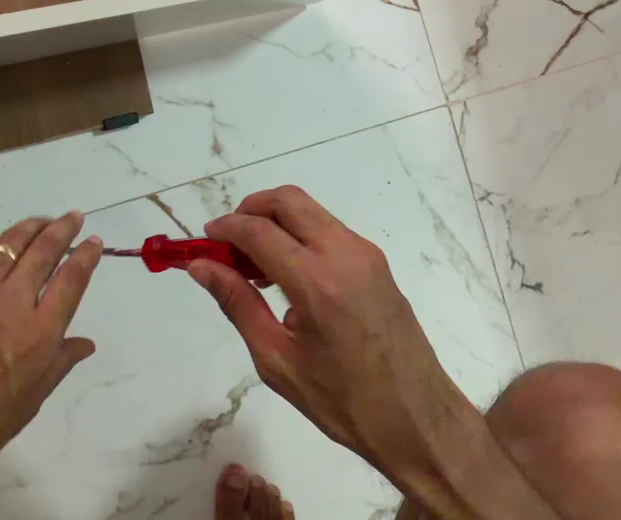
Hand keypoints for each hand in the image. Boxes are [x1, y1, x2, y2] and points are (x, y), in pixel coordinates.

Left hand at [0, 212, 104, 519]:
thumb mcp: (29, 402)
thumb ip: (59, 363)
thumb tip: (83, 343)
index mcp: (38, 335)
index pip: (72, 279)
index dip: (87, 255)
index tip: (95, 241)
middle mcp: (11, 304)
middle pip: (43, 250)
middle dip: (63, 229)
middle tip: (74, 217)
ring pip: (9, 244)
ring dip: (31, 227)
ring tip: (43, 221)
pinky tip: (0, 242)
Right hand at [189, 188, 555, 519]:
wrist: (419, 420)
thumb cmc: (343, 402)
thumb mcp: (278, 360)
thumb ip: (238, 304)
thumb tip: (202, 266)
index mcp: (317, 282)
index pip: (259, 231)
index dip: (226, 229)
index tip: (203, 240)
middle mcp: (343, 254)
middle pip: (287, 200)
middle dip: (250, 210)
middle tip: (228, 243)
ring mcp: (365, 253)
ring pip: (309, 211)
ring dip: (275, 222)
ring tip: (253, 265)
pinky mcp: (376, 261)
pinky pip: (328, 229)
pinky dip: (299, 235)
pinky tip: (286, 275)